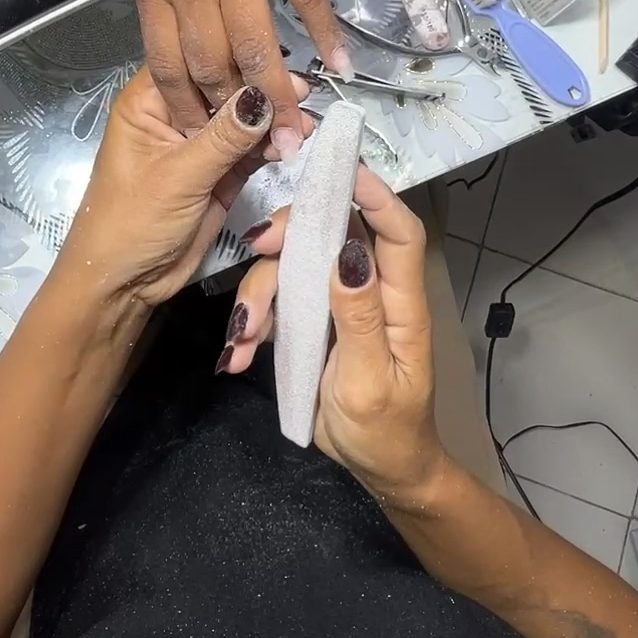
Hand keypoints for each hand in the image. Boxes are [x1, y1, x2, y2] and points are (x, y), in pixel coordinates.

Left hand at [55, 70, 310, 306]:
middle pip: (225, 89)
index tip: (278, 62)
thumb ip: (224, 137)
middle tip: (301, 94)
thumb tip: (265, 94)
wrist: (124, 285)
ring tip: (305, 122)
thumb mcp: (178, 176)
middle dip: (261, 92)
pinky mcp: (219, 172)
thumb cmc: (132, 222)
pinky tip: (294, 142)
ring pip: (243, 120)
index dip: (236, 58)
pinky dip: (271, 147)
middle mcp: (175, 112)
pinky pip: (251, 149)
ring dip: (272, 121)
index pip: (196, 61)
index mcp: (149, 99)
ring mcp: (199, 143)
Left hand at [129, 0, 349, 147]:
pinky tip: (337, 62)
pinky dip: (322, 32)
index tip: (205, 141)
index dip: (188, 109)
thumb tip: (180, 42)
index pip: (167, 64)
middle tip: (261, 152)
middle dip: (237, 117)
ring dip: (281, 93)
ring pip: (259, 44)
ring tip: (299, 127)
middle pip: (214, 65)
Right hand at [222, 168, 445, 497]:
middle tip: (257, 244)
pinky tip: (238, 352)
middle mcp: (367, 290)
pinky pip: (273, 299)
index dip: (377, 195)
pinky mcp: (307, 318)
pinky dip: (251, 320)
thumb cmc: (387, 431)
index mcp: (399, 302)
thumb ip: (359, 318)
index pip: (400, 233)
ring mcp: (333, 301)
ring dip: (259, 292)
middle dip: (291, 233)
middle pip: (331, 235)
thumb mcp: (371, 383)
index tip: (341, 168)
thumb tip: (349, 252)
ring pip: (291, 265)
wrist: (377, 469)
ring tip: (243, 336)